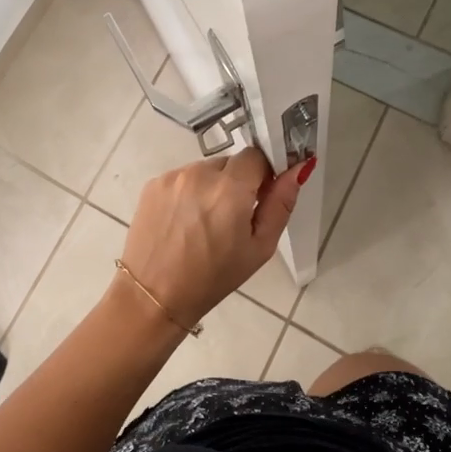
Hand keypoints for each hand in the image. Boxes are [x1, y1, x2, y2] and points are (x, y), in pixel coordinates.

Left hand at [119, 147, 312, 325]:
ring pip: (205, 170)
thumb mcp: (259, 248)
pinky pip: (181, 178)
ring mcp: (172, 176)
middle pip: (230, 163)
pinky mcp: (153, 183)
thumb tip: (298, 168)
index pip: (256, 155)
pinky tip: (183, 223)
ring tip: (204, 225)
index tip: (261, 196)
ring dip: (211, 188)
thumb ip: (281, 203)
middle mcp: (199, 173)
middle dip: (237, 183)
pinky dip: (188, 193)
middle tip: (232, 219)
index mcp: (230, 188)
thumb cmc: (213, 278)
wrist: (154, 296)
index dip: (263, 173)